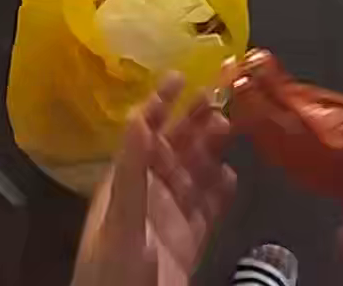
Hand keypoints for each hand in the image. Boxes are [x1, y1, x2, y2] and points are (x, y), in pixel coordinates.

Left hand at [73, 74, 236, 285]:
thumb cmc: (112, 275)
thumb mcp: (121, 221)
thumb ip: (132, 168)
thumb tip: (139, 114)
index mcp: (127, 179)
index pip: (144, 131)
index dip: (160, 103)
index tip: (178, 76)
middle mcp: (150, 190)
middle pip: (175, 145)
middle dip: (194, 120)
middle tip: (217, 96)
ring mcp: (171, 215)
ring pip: (195, 170)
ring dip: (210, 148)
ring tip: (228, 129)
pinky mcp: (189, 239)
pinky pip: (208, 206)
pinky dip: (220, 190)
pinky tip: (231, 177)